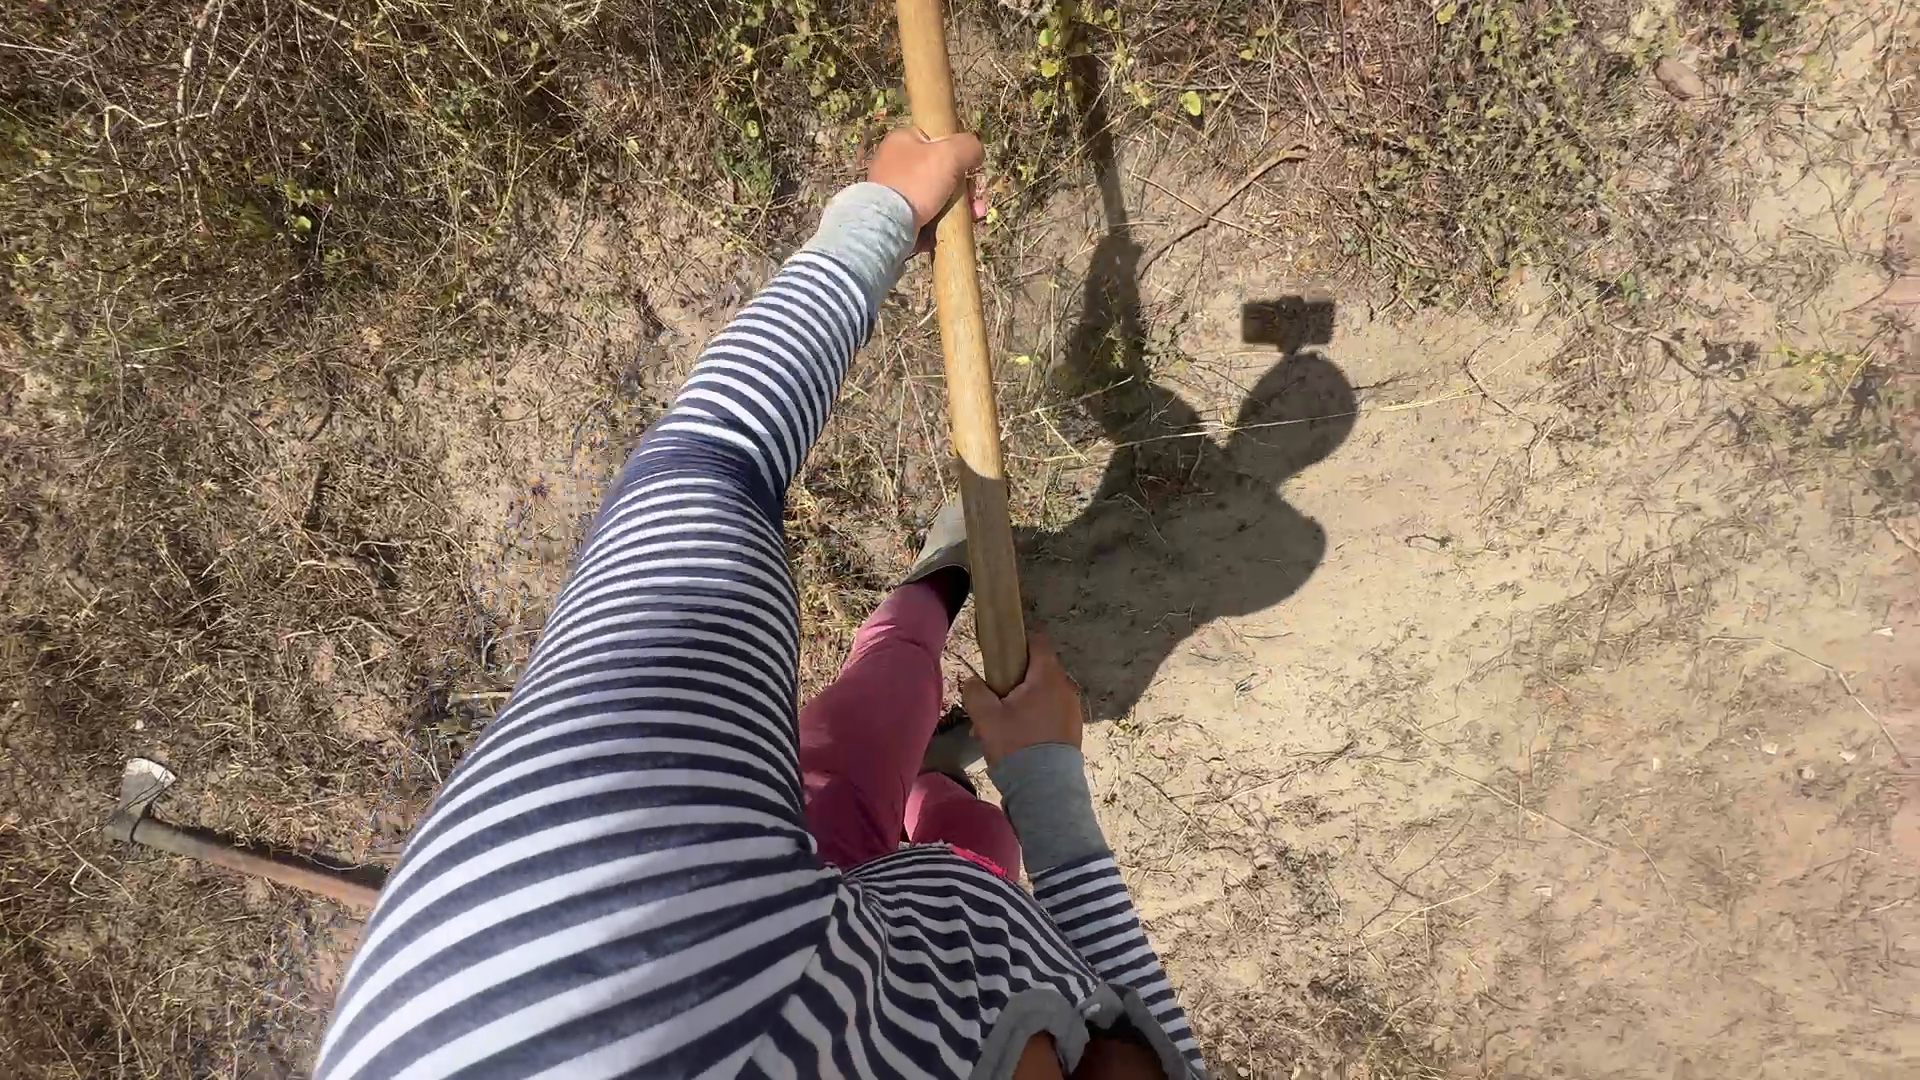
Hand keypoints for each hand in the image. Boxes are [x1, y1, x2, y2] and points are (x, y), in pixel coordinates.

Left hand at [865, 128, 986, 250]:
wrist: (887, 226)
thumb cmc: (917, 182)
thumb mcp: (949, 154)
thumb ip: (969, 146)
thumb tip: (977, 153)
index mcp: (902, 141)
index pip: (935, 142)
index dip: (957, 156)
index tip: (969, 172)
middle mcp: (895, 165)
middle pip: (939, 174)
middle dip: (963, 190)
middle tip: (976, 202)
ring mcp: (893, 194)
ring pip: (934, 199)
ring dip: (957, 209)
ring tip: (973, 219)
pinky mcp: (894, 219)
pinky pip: (924, 219)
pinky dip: (939, 225)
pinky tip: (950, 231)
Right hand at [960, 635, 1083, 765]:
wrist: (1045, 790)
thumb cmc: (1016, 745)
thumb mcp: (986, 717)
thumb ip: (975, 691)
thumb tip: (973, 681)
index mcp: (1048, 677)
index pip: (1038, 643)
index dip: (1018, 643)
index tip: (999, 655)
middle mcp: (1066, 689)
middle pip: (1039, 671)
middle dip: (1014, 680)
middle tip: (994, 699)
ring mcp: (1073, 711)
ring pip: (1043, 695)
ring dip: (1023, 703)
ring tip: (1000, 726)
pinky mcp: (1073, 731)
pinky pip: (1051, 714)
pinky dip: (1034, 718)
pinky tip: (1016, 739)